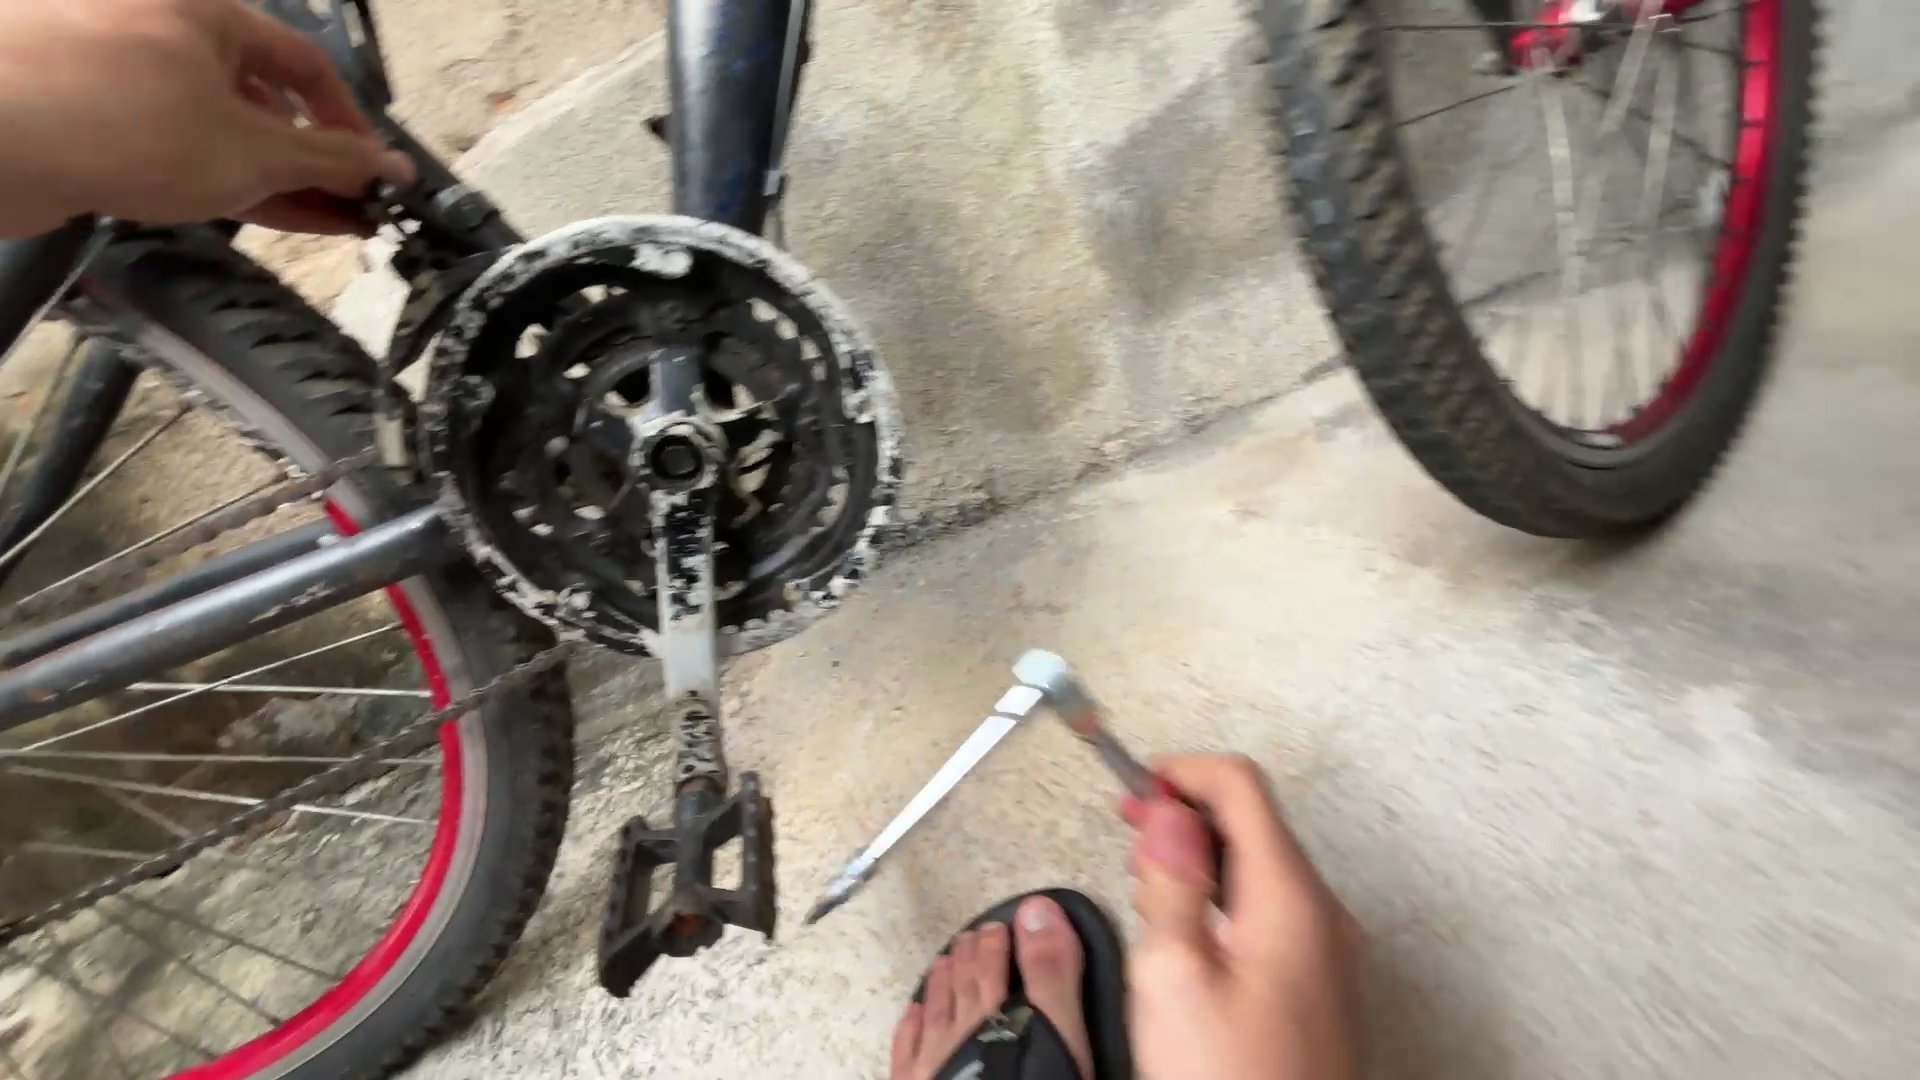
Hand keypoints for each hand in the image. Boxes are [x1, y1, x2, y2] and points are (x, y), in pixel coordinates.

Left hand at [0, 0, 414, 237]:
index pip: (307, 65)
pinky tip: (288, 217)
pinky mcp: (96, 119)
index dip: (355, 123)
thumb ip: (339, 161)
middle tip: (361, 208)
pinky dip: (242, 183)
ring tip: (336, 224)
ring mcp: (124, 77)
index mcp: (199, 14)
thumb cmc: (136, 128)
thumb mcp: (262, 150)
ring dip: (291, 181)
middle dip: (323, 162)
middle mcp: (160, 32)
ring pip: (231, 132)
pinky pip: (189, 148)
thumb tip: (401, 168)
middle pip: (269, 101)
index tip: (380, 174)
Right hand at [1124, 755, 1365, 1079]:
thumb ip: (1170, 880)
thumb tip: (1170, 812)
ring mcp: (1325, 947)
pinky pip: (1266, 901)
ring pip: (1256, 859)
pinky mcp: (1316, 977)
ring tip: (1147, 876)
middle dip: (1184, 811)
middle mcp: (1321, 914)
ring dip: (1197, 850)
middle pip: (1250, 819)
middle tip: (1131, 826)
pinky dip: (1219, 887)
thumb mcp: (1173, 976)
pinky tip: (1183, 917)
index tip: (1138, 790)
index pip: (1240, 786)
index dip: (1182, 773)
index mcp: (1290, 901)